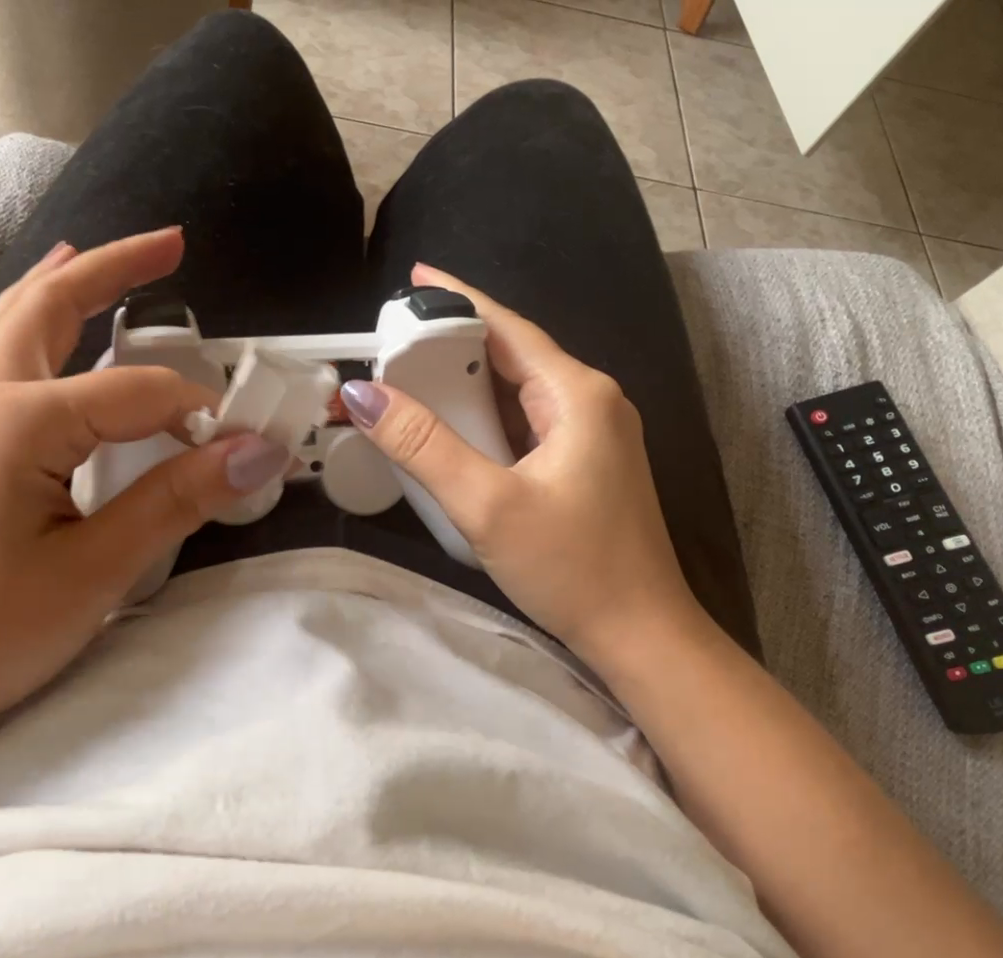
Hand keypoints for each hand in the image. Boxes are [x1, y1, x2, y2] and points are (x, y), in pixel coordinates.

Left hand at [0, 228, 289, 753]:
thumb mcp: (93, 572)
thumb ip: (174, 501)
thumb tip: (254, 452)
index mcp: (22, 421)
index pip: (138, 393)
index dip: (201, 412)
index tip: (251, 441)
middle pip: (50, 308)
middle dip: (112, 267)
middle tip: (171, 242)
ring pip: (9, 328)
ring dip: (58, 289)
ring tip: (94, 262)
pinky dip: (27, 334)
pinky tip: (42, 351)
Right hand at [339, 264, 706, 670]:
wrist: (640, 634)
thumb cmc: (570, 567)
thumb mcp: (486, 506)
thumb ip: (424, 447)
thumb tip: (362, 394)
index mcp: (578, 394)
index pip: (508, 327)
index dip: (456, 300)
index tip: (413, 278)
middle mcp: (592, 401)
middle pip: (512, 355)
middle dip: (453, 345)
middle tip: (393, 343)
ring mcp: (594, 435)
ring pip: (518, 391)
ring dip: (467, 385)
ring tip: (410, 380)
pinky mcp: (586, 466)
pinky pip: (526, 423)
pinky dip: (485, 419)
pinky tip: (453, 430)